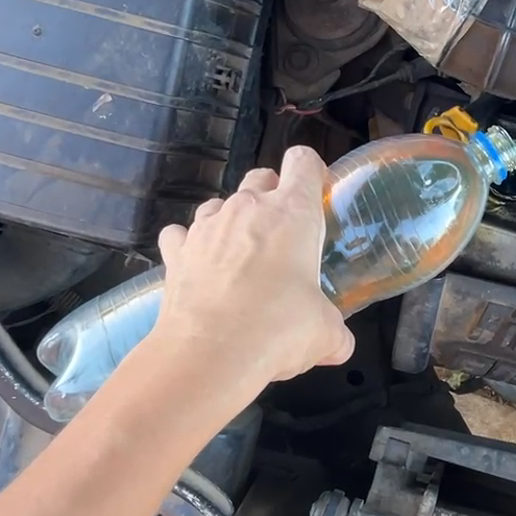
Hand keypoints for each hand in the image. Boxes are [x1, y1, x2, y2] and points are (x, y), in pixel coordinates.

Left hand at [152, 146, 355, 385]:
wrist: (208, 354)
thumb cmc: (278, 329)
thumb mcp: (324, 333)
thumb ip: (334, 332)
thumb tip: (339, 346)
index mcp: (293, 213)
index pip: (304, 161)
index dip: (311, 171)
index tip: (315, 194)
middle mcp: (248, 207)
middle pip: (261, 176)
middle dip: (272, 195)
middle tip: (281, 234)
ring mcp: (206, 226)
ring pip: (220, 203)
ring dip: (232, 220)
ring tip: (241, 255)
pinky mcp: (176, 251)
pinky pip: (181, 234)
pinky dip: (190, 245)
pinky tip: (199, 267)